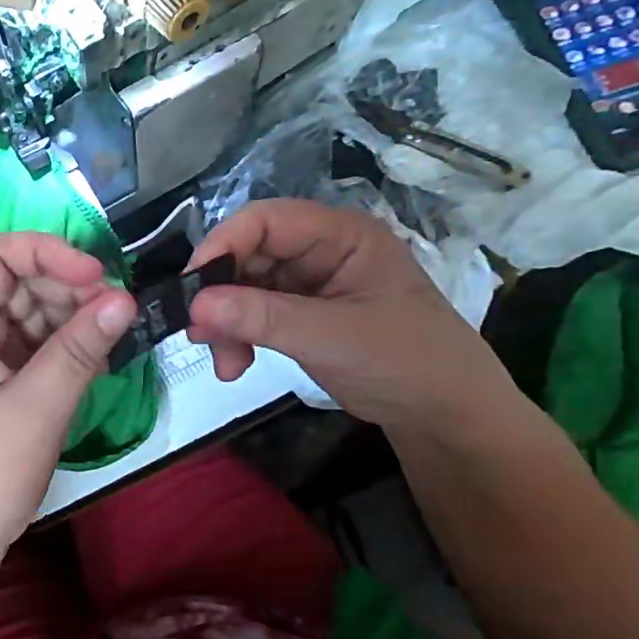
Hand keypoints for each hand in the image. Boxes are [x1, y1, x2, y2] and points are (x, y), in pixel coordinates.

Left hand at [0, 233, 136, 588]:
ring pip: (38, 311)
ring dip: (77, 314)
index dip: (43, 251)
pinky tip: (101, 357)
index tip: (95, 273)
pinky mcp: (10, 381)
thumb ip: (78, 351)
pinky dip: (75, 343)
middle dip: (68, 285)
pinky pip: (46, 344)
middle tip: (117, 309)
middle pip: (20, 281)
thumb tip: (124, 299)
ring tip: (113, 336)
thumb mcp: (34, 410)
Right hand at [186, 199, 520, 432]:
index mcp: (341, 235)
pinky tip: (236, 366)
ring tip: (224, 363)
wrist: (447, 417)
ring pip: (245, 287)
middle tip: (199, 335)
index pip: (266, 220)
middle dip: (221, 295)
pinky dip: (239, 337)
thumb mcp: (331, 338)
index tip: (192, 287)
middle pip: (249, 255)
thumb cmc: (405, 363)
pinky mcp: (301, 314)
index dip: (223, 245)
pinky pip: (254, 314)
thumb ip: (262, 318)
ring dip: (226, 323)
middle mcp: (321, 250)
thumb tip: (194, 305)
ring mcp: (310, 283)